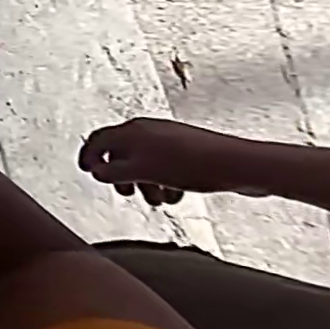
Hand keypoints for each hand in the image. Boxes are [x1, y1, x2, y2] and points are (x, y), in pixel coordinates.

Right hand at [78, 118, 270, 204]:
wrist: (241, 165)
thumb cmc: (190, 165)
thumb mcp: (140, 173)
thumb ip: (112, 173)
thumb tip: (97, 173)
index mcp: (130, 131)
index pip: (97, 141)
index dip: (88, 157)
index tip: (88, 170)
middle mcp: (147, 129)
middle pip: (122, 153)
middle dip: (122, 175)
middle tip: (125, 191)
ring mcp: (170, 137)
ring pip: (146, 160)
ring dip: (145, 181)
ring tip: (155, 199)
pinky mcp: (191, 147)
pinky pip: (166, 163)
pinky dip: (164, 178)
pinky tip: (175, 193)